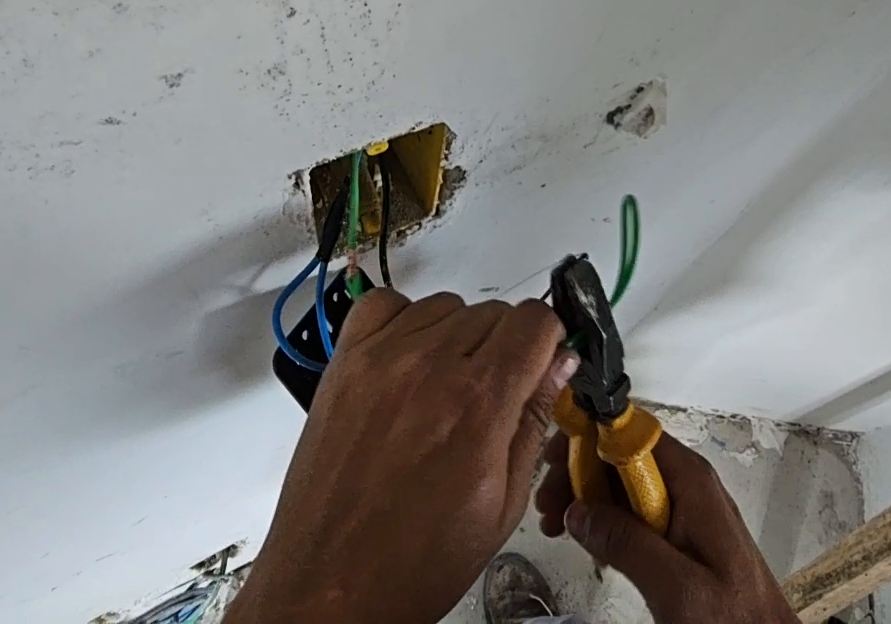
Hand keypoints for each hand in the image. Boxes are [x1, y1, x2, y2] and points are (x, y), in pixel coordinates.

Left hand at [227, 290, 576, 623]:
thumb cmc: (415, 559)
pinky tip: (409, 358)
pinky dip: (404, 320)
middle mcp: (430, 366)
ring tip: (448, 384)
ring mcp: (382, 358)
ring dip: (459, 334)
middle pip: (495, 311)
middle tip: (496, 391)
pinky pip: (385, 304)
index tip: (542, 361)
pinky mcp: (346, 362)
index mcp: (479, 402)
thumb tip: (560, 363)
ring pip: (447, 304)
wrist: (331, 586)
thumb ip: (534, 420)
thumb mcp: (503, 503)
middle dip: (509, 344)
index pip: (535, 320)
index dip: (548, 340)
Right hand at [536, 430, 799, 622]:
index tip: (554, 460)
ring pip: (621, 480)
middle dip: (578, 470)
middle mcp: (684, 480)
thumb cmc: (730, 617)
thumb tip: (577, 511)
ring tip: (554, 524)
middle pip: (620, 453)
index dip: (589, 436)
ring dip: (584, 495)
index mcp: (689, 478)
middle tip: (546, 503)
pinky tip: (583, 540)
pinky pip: (630, 509)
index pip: (632, 430)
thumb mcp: (677, 585)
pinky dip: (601, 518)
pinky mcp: (676, 530)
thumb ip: (628, 544)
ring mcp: (681, 504)